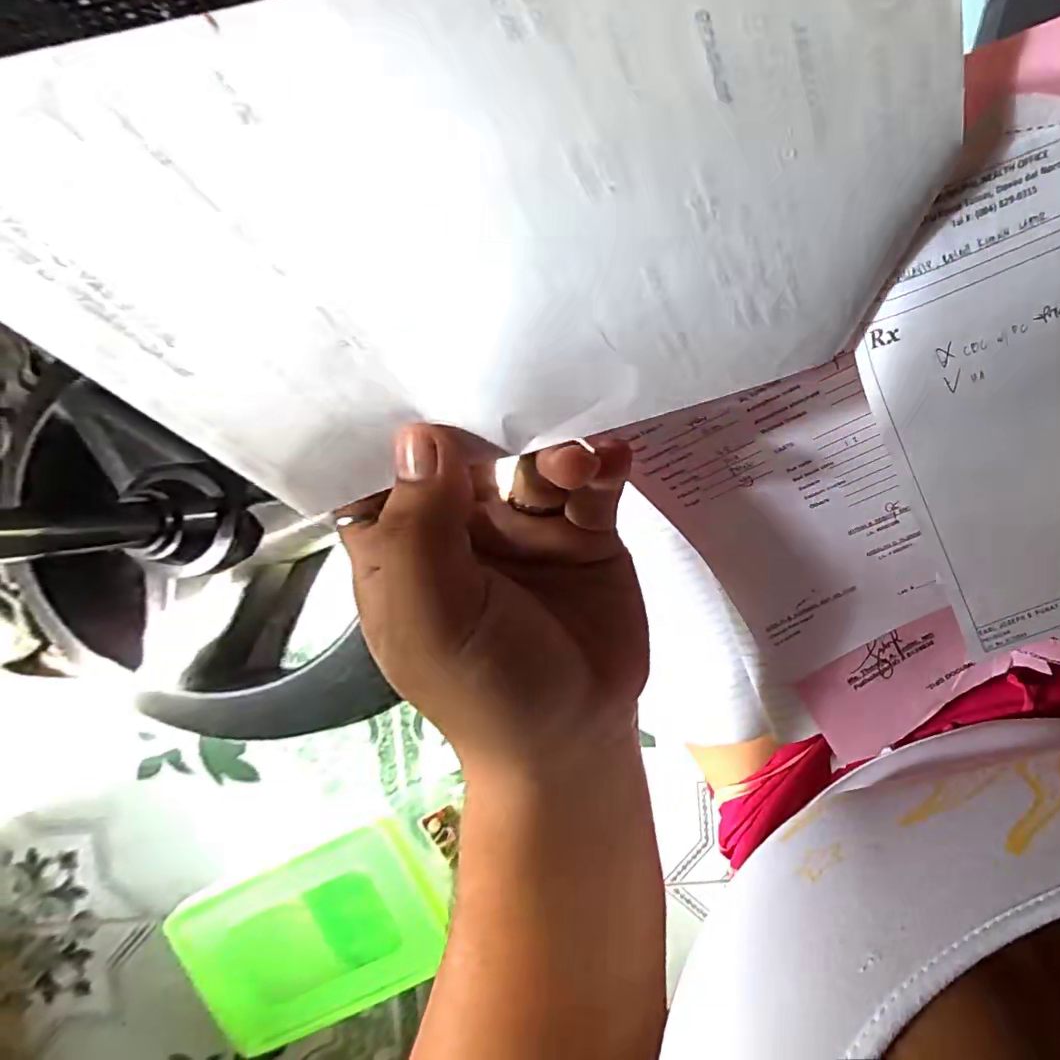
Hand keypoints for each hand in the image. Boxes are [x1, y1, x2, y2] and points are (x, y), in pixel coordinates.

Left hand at [338, 425, 647, 778]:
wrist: (576, 727)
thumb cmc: (486, 682)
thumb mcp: (431, 613)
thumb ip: (420, 528)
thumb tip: (420, 436)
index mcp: (407, 548)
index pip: (391, 473)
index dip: (405, 432)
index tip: (428, 384)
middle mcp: (469, 532)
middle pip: (476, 459)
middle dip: (496, 433)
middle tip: (522, 414)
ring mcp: (535, 533)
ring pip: (540, 469)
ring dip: (559, 455)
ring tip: (580, 465)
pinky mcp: (591, 539)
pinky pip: (595, 491)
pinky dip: (606, 468)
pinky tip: (616, 456)